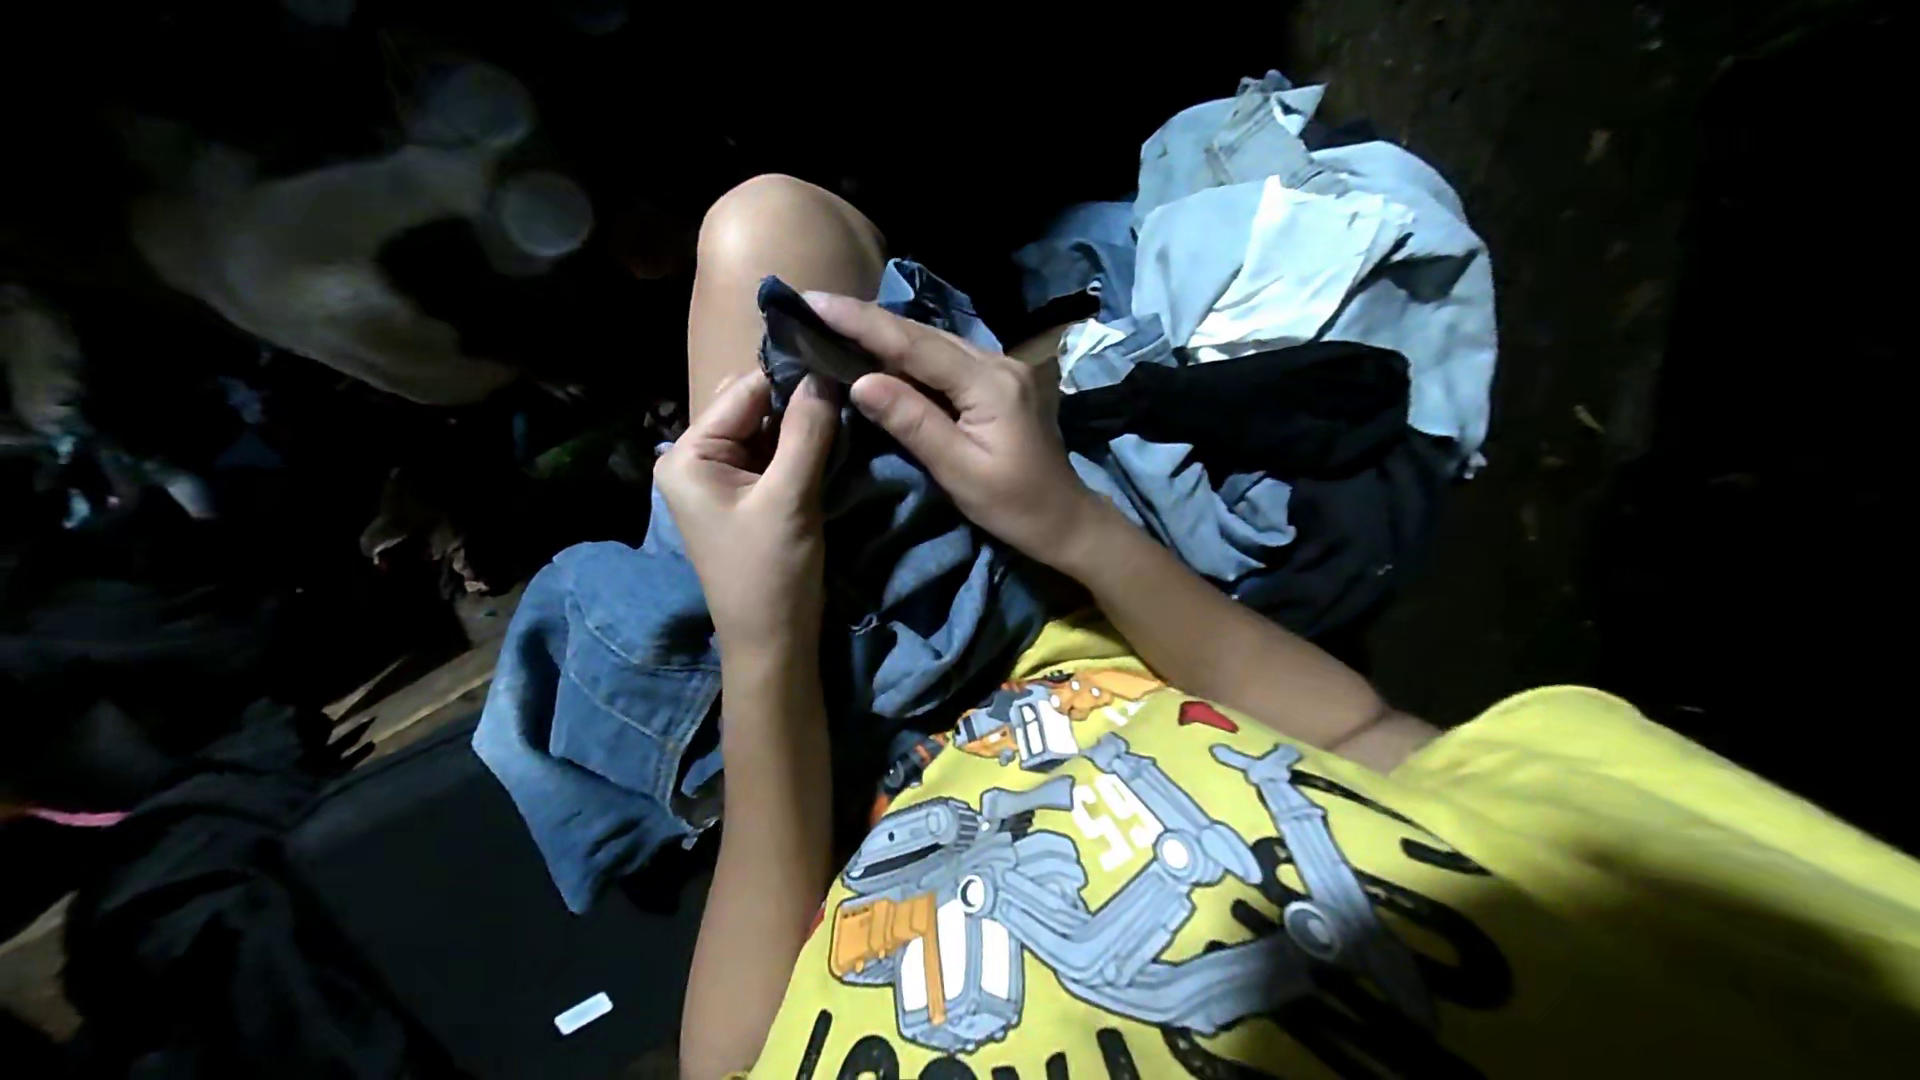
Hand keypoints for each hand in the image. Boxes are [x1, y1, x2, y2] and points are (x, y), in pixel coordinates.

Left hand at [654, 371, 837, 657]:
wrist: (773, 640)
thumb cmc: (772, 572)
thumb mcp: (790, 498)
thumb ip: (806, 432)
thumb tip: (824, 374)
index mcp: (689, 455)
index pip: (743, 393)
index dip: (791, 377)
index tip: (839, 363)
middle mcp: (696, 458)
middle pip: (752, 407)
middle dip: (797, 400)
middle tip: (847, 387)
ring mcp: (721, 477)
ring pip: (767, 429)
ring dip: (803, 423)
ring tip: (846, 409)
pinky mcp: (746, 494)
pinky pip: (774, 454)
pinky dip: (800, 446)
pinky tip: (831, 439)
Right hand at [804, 291, 1108, 570]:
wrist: (1065, 518)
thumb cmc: (1014, 505)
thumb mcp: (959, 470)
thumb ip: (912, 422)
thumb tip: (860, 381)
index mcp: (989, 383)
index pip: (914, 345)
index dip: (862, 323)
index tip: (815, 302)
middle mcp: (998, 363)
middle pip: (925, 334)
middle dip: (869, 320)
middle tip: (816, 307)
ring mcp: (1003, 369)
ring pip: (936, 342)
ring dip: (888, 333)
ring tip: (839, 323)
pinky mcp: (1001, 382)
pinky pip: (949, 359)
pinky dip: (912, 354)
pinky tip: (886, 352)